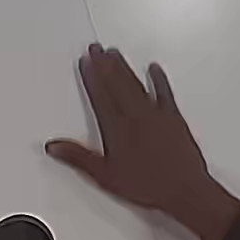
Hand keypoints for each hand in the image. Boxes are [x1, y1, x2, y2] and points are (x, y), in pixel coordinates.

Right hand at [47, 45, 239, 239]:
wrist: (185, 191)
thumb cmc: (148, 185)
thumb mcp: (104, 176)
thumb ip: (78, 158)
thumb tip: (55, 147)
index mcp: (117, 128)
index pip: (100, 95)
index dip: (91, 77)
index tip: (85, 62)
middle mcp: (136, 116)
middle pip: (116, 83)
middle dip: (104, 64)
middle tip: (96, 48)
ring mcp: (156, 114)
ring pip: (135, 84)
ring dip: (124, 67)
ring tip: (114, 53)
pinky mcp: (174, 118)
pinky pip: (164, 92)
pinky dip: (158, 79)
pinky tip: (153, 69)